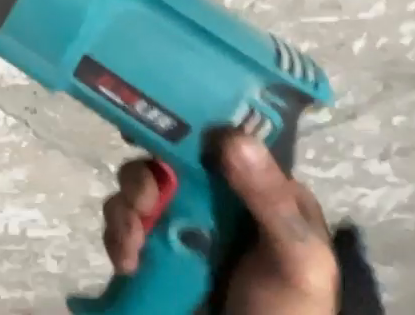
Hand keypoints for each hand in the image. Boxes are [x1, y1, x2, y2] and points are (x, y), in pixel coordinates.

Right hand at [103, 134, 337, 314]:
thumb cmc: (287, 311)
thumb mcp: (298, 261)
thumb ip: (269, 202)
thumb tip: (230, 136)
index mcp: (257, 190)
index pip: (216, 139)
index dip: (181, 123)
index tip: (152, 120)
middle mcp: (214, 196)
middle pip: (162, 158)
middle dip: (143, 178)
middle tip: (144, 204)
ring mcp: (179, 220)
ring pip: (133, 186)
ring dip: (126, 211)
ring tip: (134, 244)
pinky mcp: (151, 244)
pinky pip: (119, 220)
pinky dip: (116, 236)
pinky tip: (128, 261)